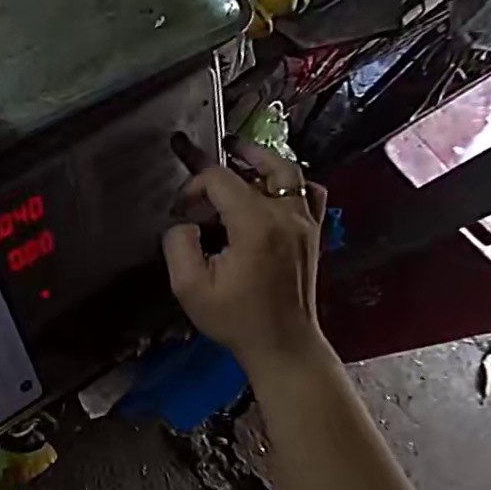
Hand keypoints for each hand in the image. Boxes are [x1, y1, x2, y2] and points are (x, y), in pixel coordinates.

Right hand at [162, 141, 329, 374]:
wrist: (282, 343)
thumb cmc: (234, 318)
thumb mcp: (189, 287)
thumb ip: (178, 245)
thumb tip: (183, 223)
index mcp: (255, 225)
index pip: (220, 180)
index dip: (192, 186)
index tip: (179, 211)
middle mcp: (286, 214)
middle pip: (262, 164)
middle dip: (233, 155)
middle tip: (216, 146)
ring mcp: (306, 222)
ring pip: (290, 173)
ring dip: (264, 161)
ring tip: (243, 155)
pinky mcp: (313, 232)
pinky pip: (310, 191)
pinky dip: (291, 181)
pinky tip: (273, 188)